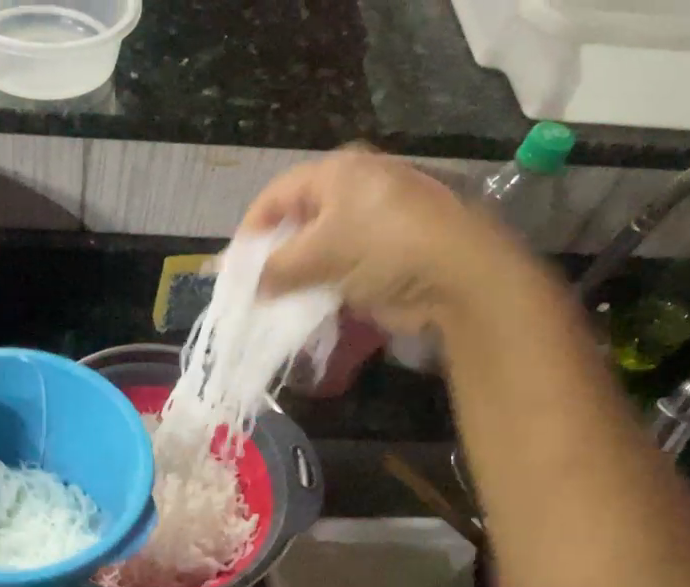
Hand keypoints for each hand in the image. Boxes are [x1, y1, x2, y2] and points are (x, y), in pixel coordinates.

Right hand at [242, 146, 524, 335]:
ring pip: (318, 250)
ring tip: (275, 305)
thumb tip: (253, 286)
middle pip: (297, 222)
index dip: (251, 231)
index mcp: (337, 171)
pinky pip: (340, 271)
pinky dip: (322, 289)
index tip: (233, 269)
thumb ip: (277, 268)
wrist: (457, 274)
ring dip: (297, 279)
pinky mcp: (385, 255)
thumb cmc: (383, 246)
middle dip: (274, 258)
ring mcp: (372, 223)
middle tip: (252, 289)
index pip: (276, 195)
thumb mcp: (319, 254)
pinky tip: (307, 311)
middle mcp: (354, 190)